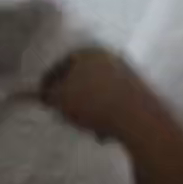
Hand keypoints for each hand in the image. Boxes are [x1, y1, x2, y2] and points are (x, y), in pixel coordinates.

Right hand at [40, 46, 157, 141]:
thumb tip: (44, 94)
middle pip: (81, 76)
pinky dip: (106, 112)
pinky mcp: (139, 91)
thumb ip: (48, 95)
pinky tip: (103, 130)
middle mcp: (108, 57)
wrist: (137, 118)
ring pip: (98, 89)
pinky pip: (114, 100)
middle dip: (71, 94)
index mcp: (87, 53)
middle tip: (63, 111)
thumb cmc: (93, 104)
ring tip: (84, 125)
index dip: (48, 82)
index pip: (60, 64)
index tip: (43, 99)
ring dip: (88, 106)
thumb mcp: (61, 101)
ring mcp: (126, 73)